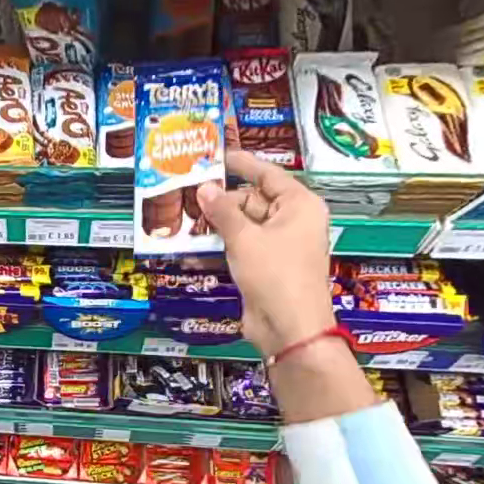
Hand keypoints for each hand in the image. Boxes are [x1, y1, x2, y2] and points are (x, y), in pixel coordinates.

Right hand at [196, 150, 335, 356]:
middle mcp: (292, 222)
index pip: (268, 174)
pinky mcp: (265, 267)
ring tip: (184, 219)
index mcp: (299, 205)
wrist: (288, 327)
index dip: (242, 164)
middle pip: (252, 200)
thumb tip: (203, 188)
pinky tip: (192, 247)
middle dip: (221, 201)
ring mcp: (278, 246)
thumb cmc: (275, 275)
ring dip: (216, 225)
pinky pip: (240, 248)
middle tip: (188, 195)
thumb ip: (221, 211)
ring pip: (243, 226)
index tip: (217, 155)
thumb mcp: (244, 238)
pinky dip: (220, 246)